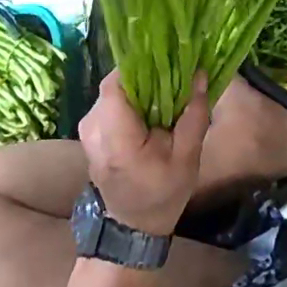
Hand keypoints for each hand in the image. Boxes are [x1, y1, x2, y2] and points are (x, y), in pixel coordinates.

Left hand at [77, 71, 209, 236]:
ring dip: (136, 87)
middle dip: (142, 76)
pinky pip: (108, 101)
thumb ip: (193, 115)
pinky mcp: (89, 129)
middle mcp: (93, 129)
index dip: (138, 67)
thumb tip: (199, 73)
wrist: (132, 226)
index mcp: (117, 140)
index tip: (165, 61)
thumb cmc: (162, 194)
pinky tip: (148, 107)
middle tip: (170, 76)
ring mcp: (87, 129)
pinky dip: (128, 99)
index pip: (115, 86)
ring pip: (112, 90)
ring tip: (162, 92)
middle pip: (115, 85)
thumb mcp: (187, 158)